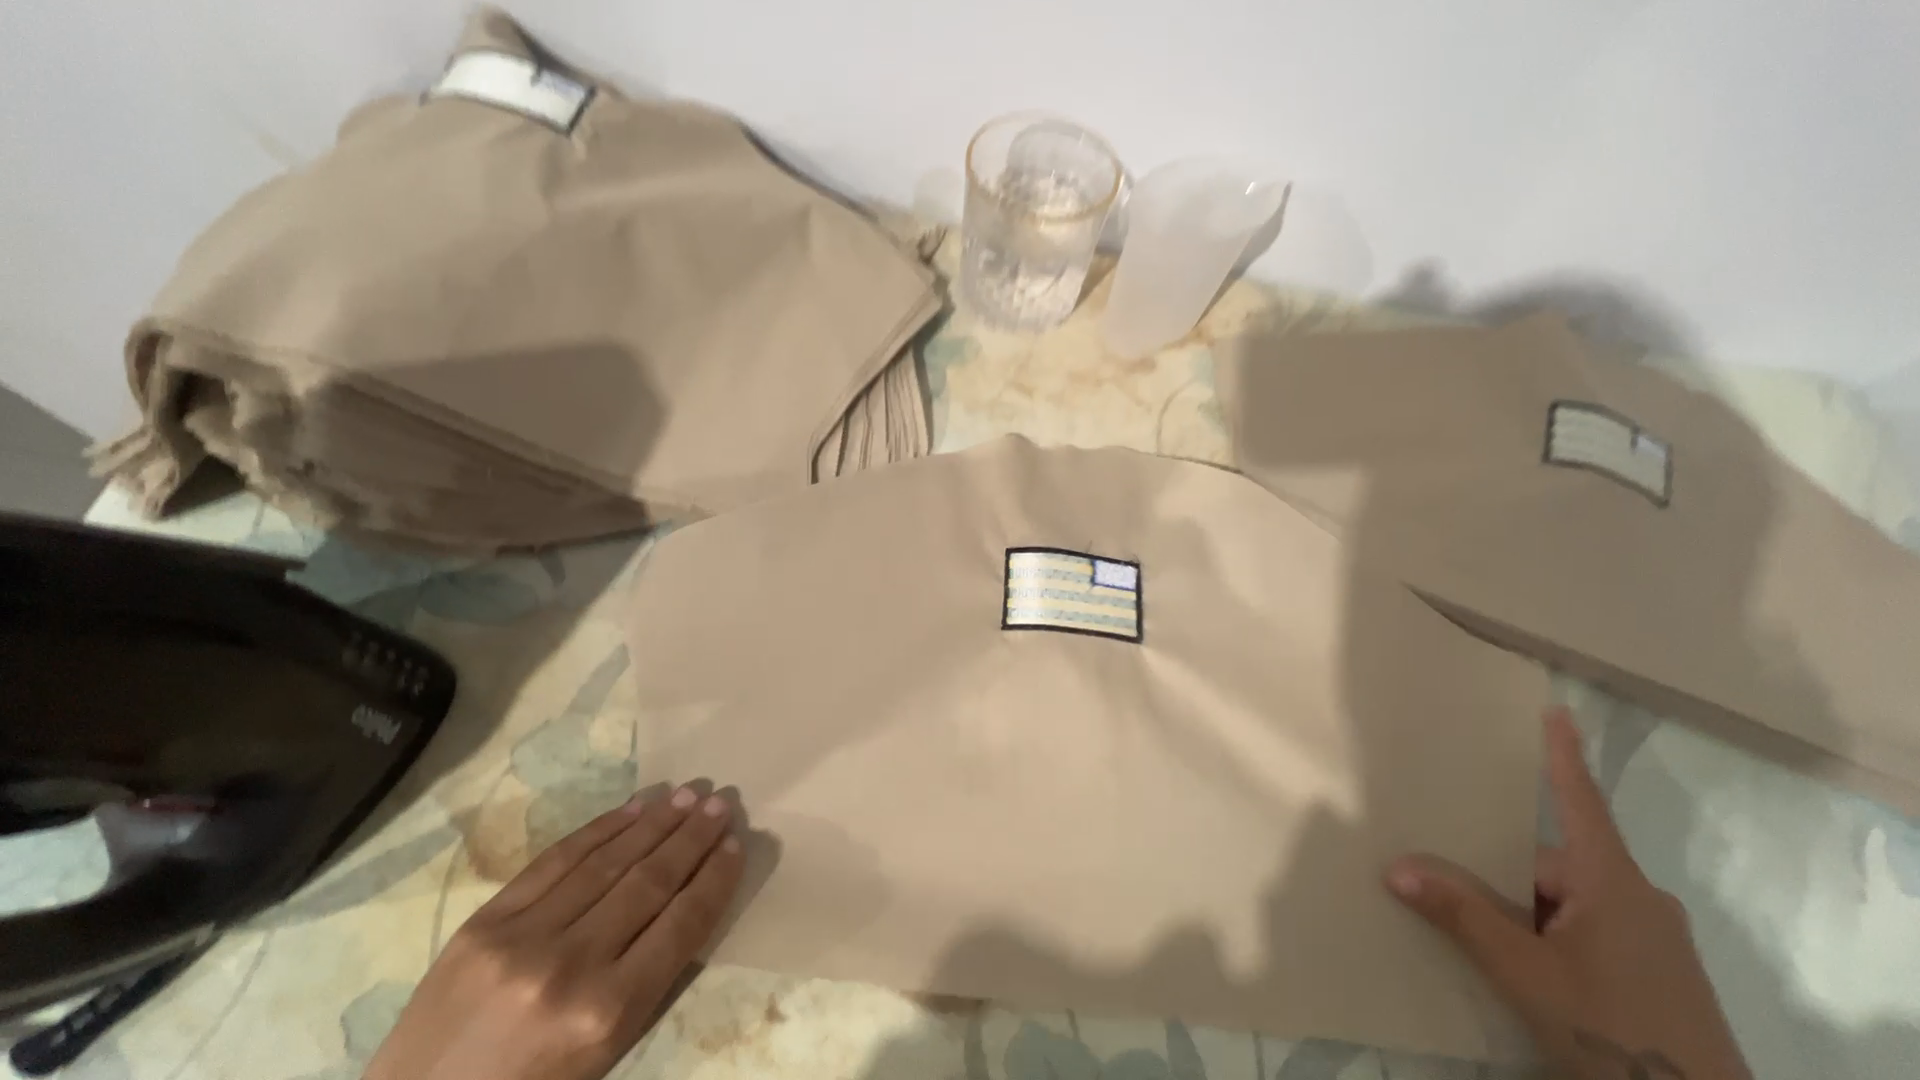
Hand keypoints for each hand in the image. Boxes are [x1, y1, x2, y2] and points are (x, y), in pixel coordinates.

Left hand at [364, 786, 744, 1079]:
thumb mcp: (605, 1055)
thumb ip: (647, 982)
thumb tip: (687, 905)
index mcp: (607, 1012)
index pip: (681, 925)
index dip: (714, 880)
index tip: (736, 846)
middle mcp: (570, 966)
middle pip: (649, 883)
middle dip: (692, 839)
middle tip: (721, 804)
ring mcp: (522, 937)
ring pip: (607, 862)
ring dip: (654, 823)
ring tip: (687, 796)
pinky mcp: (485, 921)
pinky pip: (555, 862)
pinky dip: (598, 831)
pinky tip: (630, 809)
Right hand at [1386, 709, 1751, 1079]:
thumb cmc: (1612, 1026)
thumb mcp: (1525, 971)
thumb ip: (1462, 916)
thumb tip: (1396, 866)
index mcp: (1614, 883)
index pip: (1580, 803)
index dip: (1563, 757)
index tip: (1556, 711)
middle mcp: (1640, 900)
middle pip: (1556, 865)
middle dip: (1505, 878)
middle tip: (1456, 893)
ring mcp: (1653, 939)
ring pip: (1570, 904)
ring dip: (1527, 916)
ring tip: (1489, 947)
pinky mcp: (1656, 974)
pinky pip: (1589, 931)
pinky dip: (1550, 938)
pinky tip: (1527, 972)